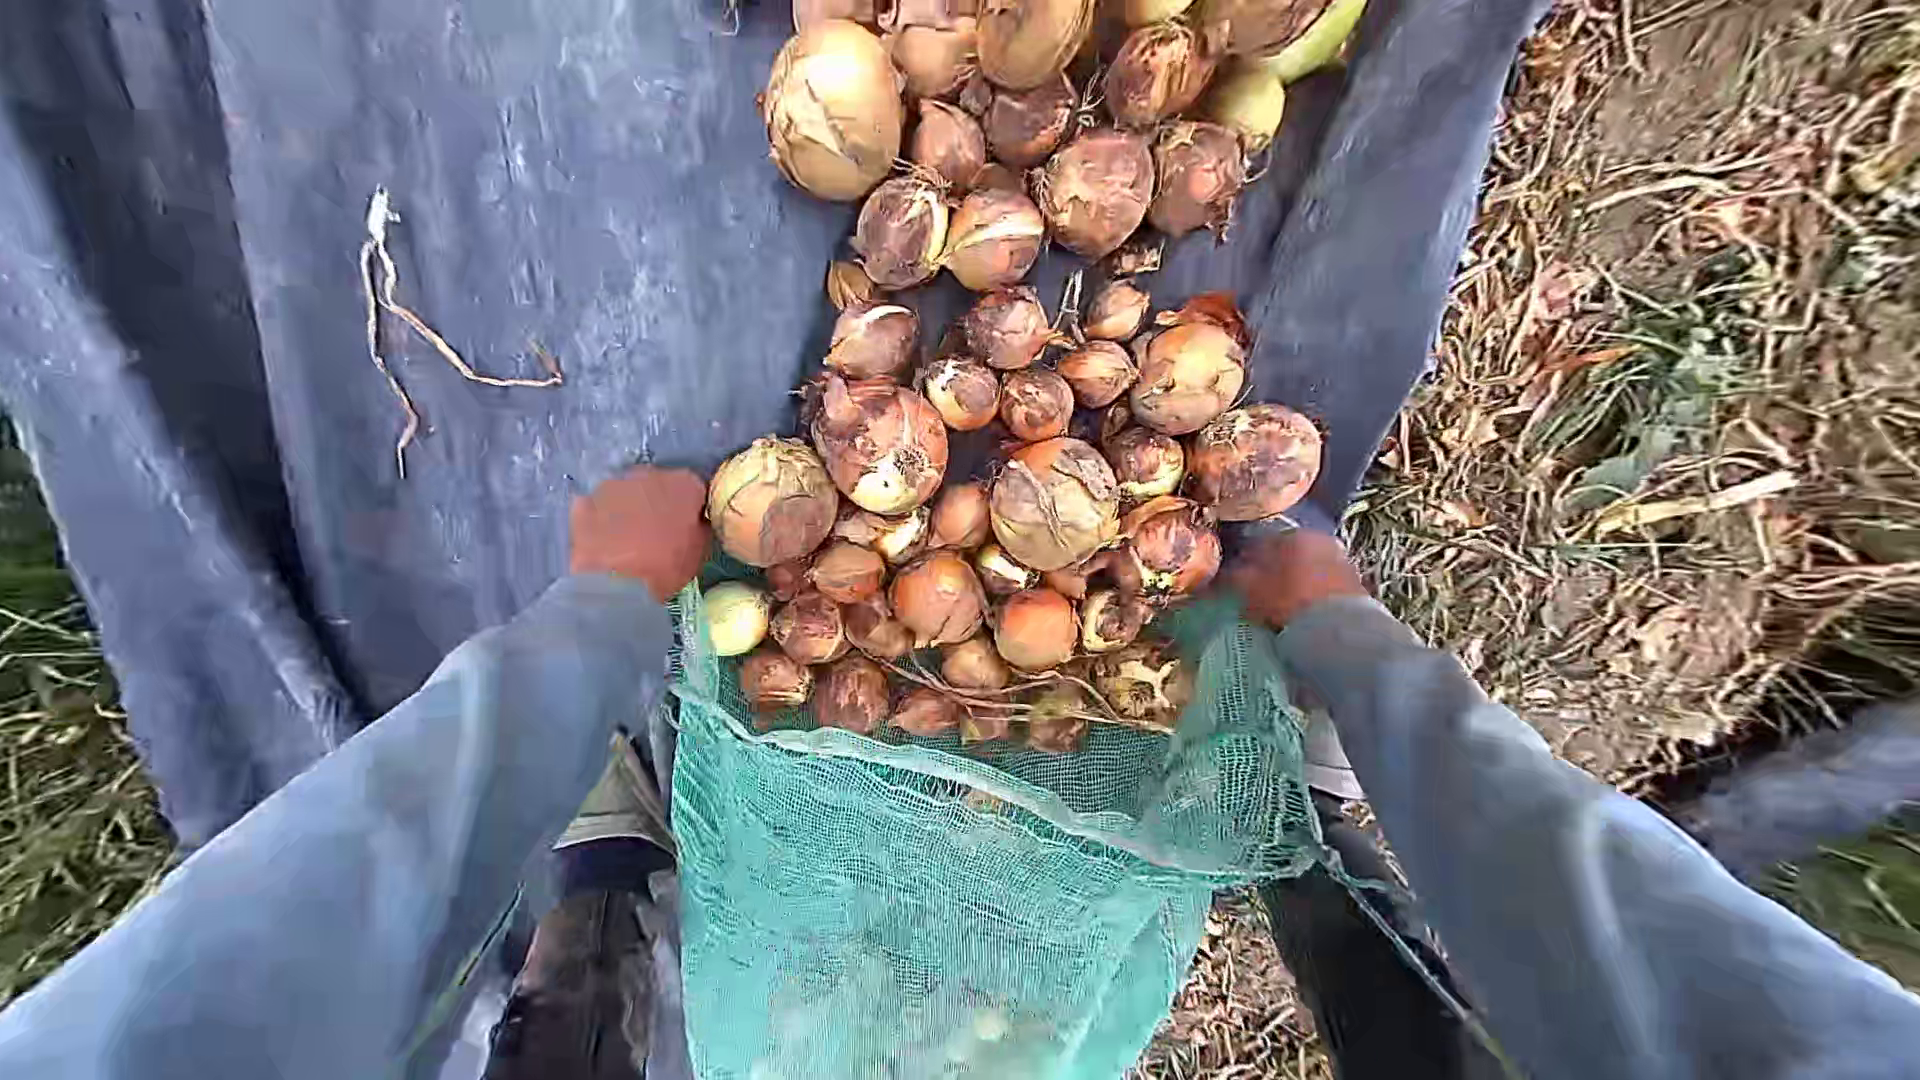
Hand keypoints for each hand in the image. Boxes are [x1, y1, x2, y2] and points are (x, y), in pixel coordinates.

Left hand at [569, 466, 709, 601]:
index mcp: (684, 484)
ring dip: (630, 506)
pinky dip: (602, 517)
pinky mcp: (583, 502)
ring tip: (629, 536)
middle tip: (660, 530)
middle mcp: (649, 474)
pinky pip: (599, 506)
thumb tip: (693, 521)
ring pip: (627, 492)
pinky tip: (605, 538)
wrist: (614, 583)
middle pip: (659, 483)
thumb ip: (698, 526)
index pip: (695, 487)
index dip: (693, 506)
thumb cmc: (667, 567)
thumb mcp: (700, 550)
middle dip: (660, 501)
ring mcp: (612, 486)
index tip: (690, 524)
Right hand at [1229, 528, 1368, 629]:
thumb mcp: (1248, 588)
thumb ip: (1232, 576)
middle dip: (1272, 568)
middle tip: (1258, 589)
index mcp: (1291, 534)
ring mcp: (1341, 560)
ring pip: (1306, 567)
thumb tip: (1221, 571)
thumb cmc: (1286, 600)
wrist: (1338, 629)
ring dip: (1294, 579)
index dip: (1245, 559)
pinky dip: (1312, 592)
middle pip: (1286, 552)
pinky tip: (1302, 609)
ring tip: (1280, 602)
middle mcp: (1319, 539)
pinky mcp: (1356, 583)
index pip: (1259, 540)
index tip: (1237, 576)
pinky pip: (1323, 583)